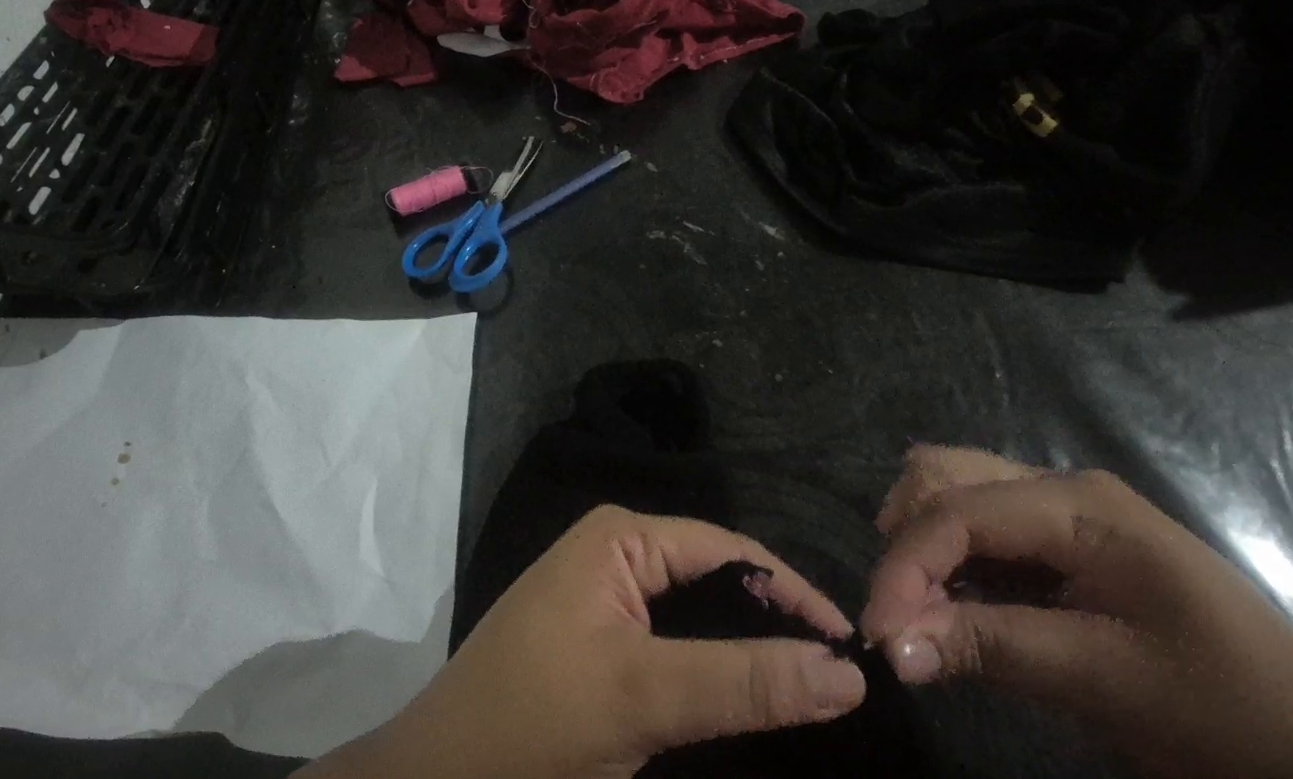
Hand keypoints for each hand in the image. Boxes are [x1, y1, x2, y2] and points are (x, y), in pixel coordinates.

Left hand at [302, 506, 866, 778]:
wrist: (439, 778)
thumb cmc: (534, 720)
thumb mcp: (643, 696)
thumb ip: (743, 680)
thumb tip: (850, 673)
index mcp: (621, 537)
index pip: (731, 550)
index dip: (794, 594)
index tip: (852, 650)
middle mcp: (613, 553)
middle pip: (715, 579)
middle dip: (772, 621)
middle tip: (835, 675)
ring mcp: (601, 596)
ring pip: (695, 615)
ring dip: (743, 648)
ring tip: (802, 687)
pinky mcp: (596, 640)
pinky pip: (670, 642)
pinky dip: (709, 668)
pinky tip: (740, 696)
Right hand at [861, 446, 1292, 778]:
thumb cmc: (1222, 705)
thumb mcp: (1103, 679)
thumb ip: (988, 648)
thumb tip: (890, 648)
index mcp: (1081, 505)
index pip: (959, 514)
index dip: (904, 568)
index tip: (877, 635)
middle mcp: (1063, 488)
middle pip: (945, 478)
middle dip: (905, 543)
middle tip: (897, 617)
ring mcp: (1065, 510)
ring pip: (956, 493)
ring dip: (921, 543)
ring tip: (917, 606)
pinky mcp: (1065, 542)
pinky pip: (982, 527)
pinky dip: (949, 558)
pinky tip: (951, 600)